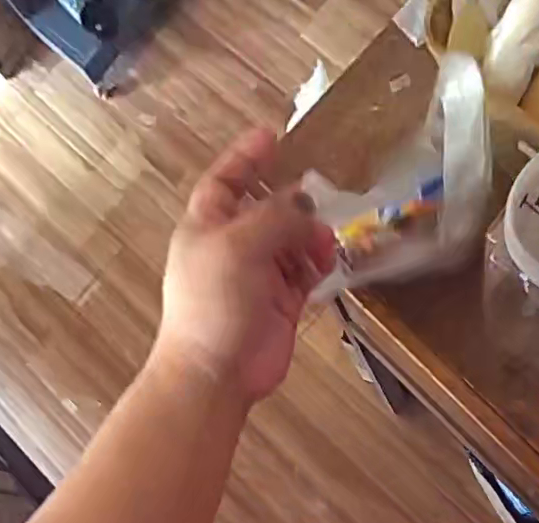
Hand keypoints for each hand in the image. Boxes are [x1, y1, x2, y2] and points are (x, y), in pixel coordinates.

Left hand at [155, 128, 337, 402]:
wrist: (218, 370)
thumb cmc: (214, 304)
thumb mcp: (238, 247)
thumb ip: (275, 218)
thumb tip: (307, 205)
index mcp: (209, 225)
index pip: (228, 181)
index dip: (247, 158)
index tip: (273, 136)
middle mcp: (235, 247)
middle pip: (269, 212)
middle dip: (293, 205)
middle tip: (321, 203)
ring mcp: (260, 277)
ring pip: (292, 244)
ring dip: (311, 239)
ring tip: (327, 244)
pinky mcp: (283, 305)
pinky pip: (305, 275)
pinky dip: (318, 267)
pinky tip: (328, 264)